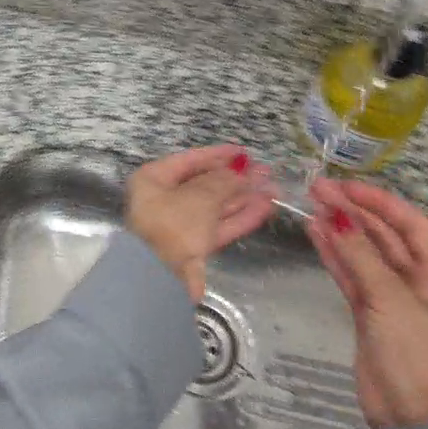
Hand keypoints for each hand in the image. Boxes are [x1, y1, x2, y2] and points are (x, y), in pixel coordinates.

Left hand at [125, 145, 274, 301]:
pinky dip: (242, 216)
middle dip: (235, 178)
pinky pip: (220, 225)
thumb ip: (222, 182)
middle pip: (205, 183)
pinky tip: (266, 206)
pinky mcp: (195, 247)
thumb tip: (240, 171)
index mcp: (154, 179)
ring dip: (244, 197)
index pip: (189, 161)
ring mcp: (180, 224)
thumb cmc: (173, 223)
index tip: (243, 152)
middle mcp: (164, 199)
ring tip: (273, 188)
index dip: (217, 155)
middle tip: (265, 171)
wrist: (160, 276)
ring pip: (216, 206)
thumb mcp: (199, 196)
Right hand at [307, 178, 427, 428]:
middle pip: (384, 236)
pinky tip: (314, 234)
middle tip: (317, 190)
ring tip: (310, 205)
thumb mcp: (390, 301)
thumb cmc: (415, 356)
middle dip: (353, 212)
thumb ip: (361, 255)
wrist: (410, 419)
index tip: (345, 186)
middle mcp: (418, 281)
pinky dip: (333, 254)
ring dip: (340, 229)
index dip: (379, 202)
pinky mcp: (370, 312)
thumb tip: (335, 214)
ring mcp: (392, 297)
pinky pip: (351, 274)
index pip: (412, 225)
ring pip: (364, 252)